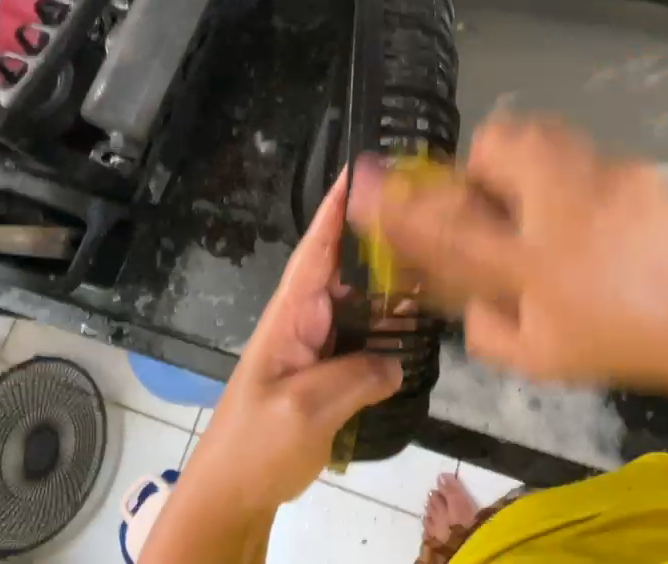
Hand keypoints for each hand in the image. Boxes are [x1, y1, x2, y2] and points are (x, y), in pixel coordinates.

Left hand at [181, 168, 402, 511]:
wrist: (232, 498)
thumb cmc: (255, 445)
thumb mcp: (304, 411)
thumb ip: (355, 378)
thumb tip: (397, 361)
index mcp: (291, 314)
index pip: (317, 249)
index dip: (337, 209)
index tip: (361, 170)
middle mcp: (307, 320)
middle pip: (347, 268)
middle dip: (379, 238)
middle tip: (426, 214)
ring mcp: (320, 347)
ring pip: (361, 302)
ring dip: (392, 282)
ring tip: (435, 259)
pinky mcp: (330, 373)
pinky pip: (366, 338)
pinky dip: (392, 326)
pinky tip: (421, 323)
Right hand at [350, 117, 667, 390]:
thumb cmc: (618, 343)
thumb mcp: (540, 360)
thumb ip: (486, 330)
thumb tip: (463, 297)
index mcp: (533, 265)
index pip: (449, 231)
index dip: (400, 206)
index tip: (363, 183)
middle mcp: (563, 211)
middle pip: (500, 146)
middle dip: (483, 162)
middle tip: (495, 196)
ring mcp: (603, 180)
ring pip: (539, 134)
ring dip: (523, 156)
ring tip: (540, 197)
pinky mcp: (631, 167)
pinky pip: (580, 151)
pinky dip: (569, 172)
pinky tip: (593, 210)